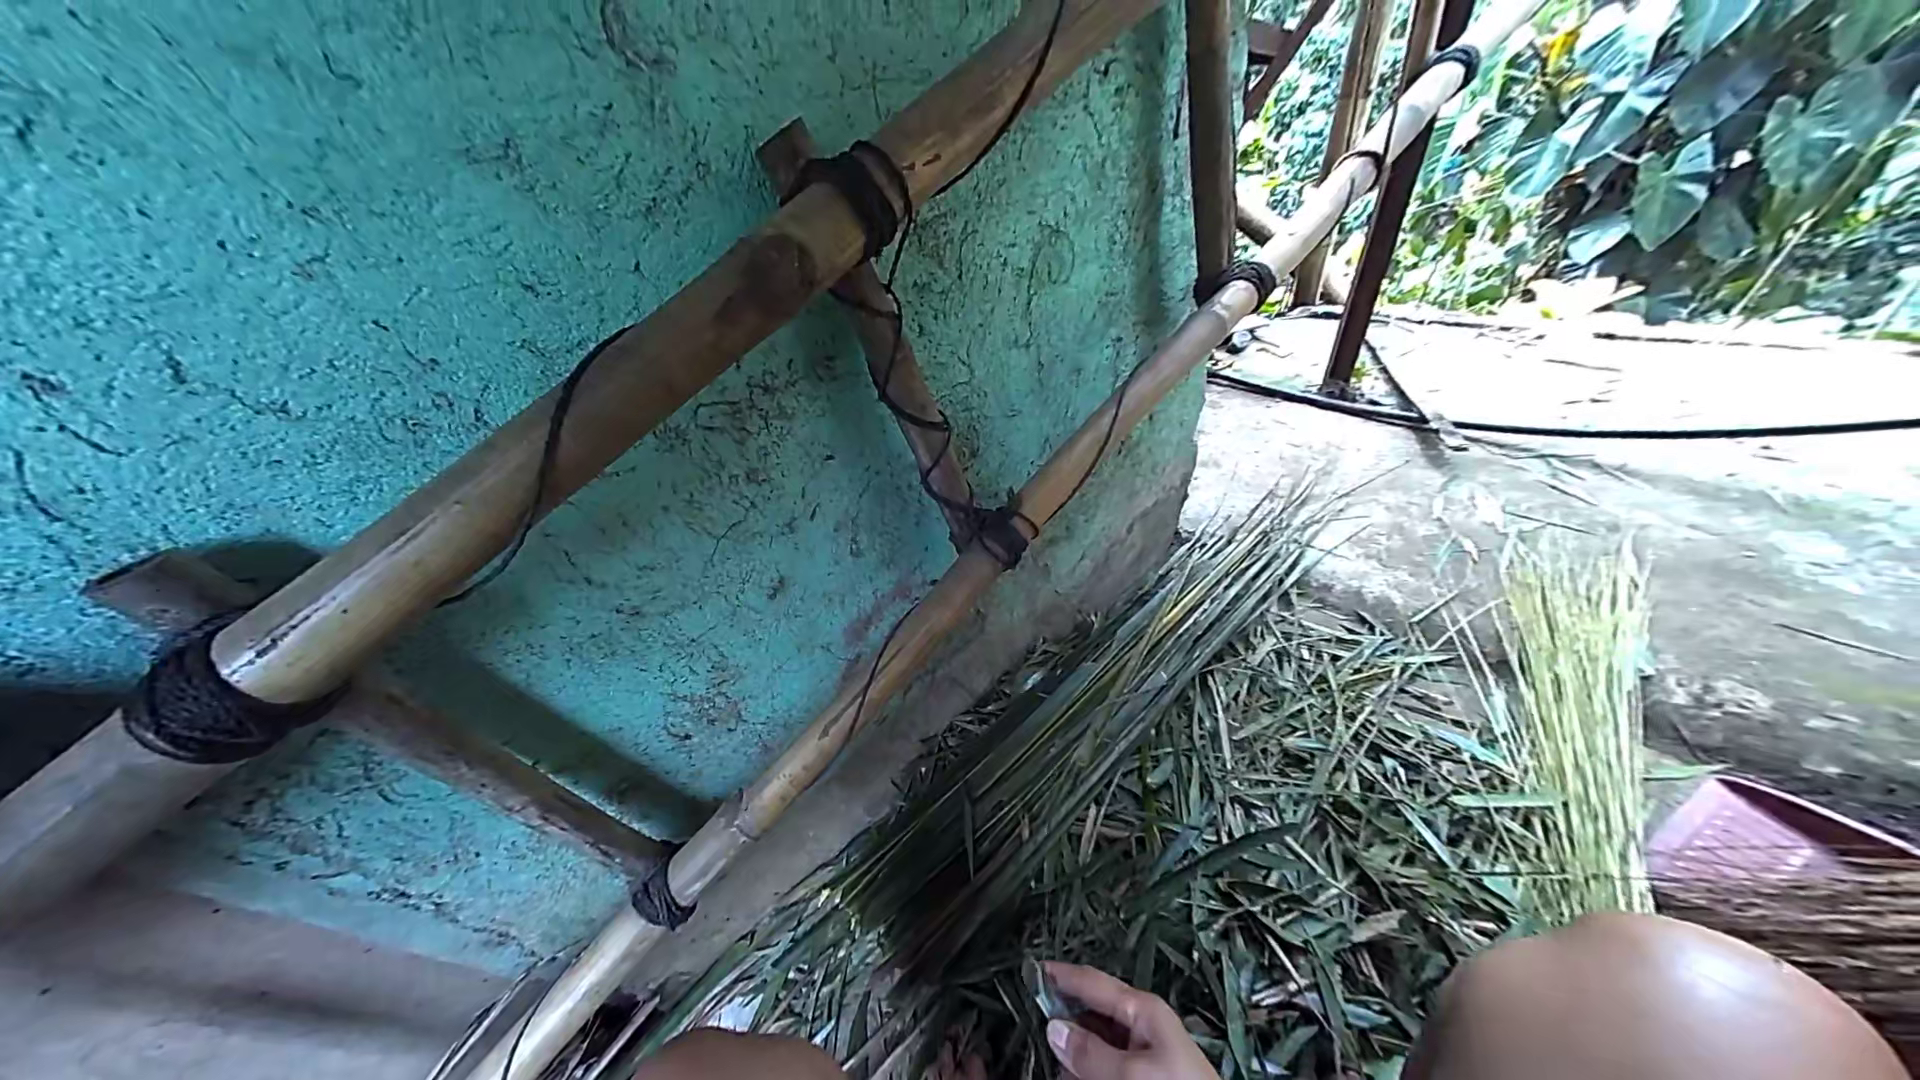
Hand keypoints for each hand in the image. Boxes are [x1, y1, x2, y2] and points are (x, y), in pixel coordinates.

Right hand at [1041, 962, 1220, 1079]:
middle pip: (1091, 1011)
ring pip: (1095, 1041)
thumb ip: (1091, 1054)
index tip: (1029, 968)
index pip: (1092, 981)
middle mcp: (1140, 1024)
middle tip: (1031, 1019)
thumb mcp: (1133, 1075)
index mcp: (1142, 1009)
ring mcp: (1142, 1052)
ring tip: (1050, 1057)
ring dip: (1073, 1049)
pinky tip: (1071, 1074)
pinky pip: (1106, 1063)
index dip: (1060, 974)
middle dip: (1063, 1017)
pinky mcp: (1141, 1074)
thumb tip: (1053, 1027)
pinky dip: (1087, 1068)